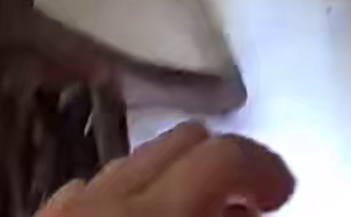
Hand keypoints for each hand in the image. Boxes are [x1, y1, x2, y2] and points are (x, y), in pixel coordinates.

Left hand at [36, 121, 293, 216]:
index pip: (221, 158)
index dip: (264, 167)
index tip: (285, 193)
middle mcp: (105, 201)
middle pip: (184, 140)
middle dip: (226, 166)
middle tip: (247, 209)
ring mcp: (65, 210)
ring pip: (141, 159)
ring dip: (181, 178)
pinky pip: (98, 187)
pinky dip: (132, 198)